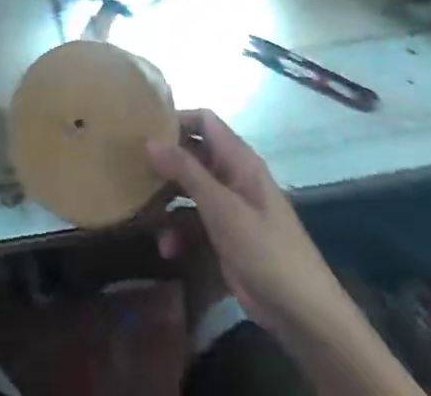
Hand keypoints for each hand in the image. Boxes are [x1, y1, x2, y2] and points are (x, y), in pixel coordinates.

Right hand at [146, 109, 341, 334]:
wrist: (300, 310)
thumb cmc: (264, 248)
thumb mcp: (222, 208)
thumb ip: (186, 172)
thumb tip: (150, 140)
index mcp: (239, 160)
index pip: (205, 121)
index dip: (176, 119)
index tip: (143, 129)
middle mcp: (232, 176)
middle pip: (192, 155)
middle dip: (164, 162)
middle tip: (130, 168)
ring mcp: (228, 207)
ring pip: (188, 191)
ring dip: (167, 203)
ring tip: (142, 212)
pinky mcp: (223, 235)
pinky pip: (193, 223)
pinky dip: (179, 233)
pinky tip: (167, 249)